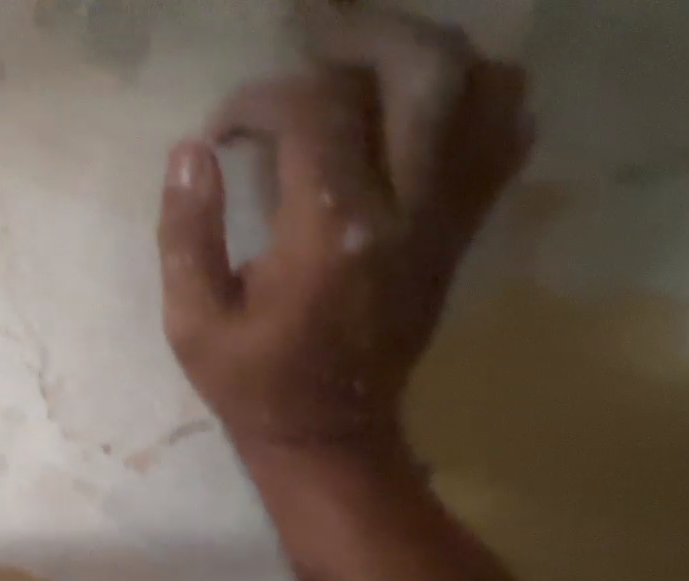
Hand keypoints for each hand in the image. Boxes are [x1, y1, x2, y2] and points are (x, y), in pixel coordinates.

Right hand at [158, 2, 533, 457]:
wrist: (329, 431)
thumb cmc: (249, 382)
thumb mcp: (191, 320)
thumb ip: (186, 233)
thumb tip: (188, 152)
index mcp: (329, 235)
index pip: (315, 114)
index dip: (259, 101)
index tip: (219, 129)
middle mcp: (407, 209)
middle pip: (418, 69)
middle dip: (358, 34)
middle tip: (305, 36)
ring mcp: (448, 214)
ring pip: (478, 85)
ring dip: (421, 52)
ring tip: (362, 59)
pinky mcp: (463, 226)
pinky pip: (502, 130)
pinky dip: (471, 94)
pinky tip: (416, 103)